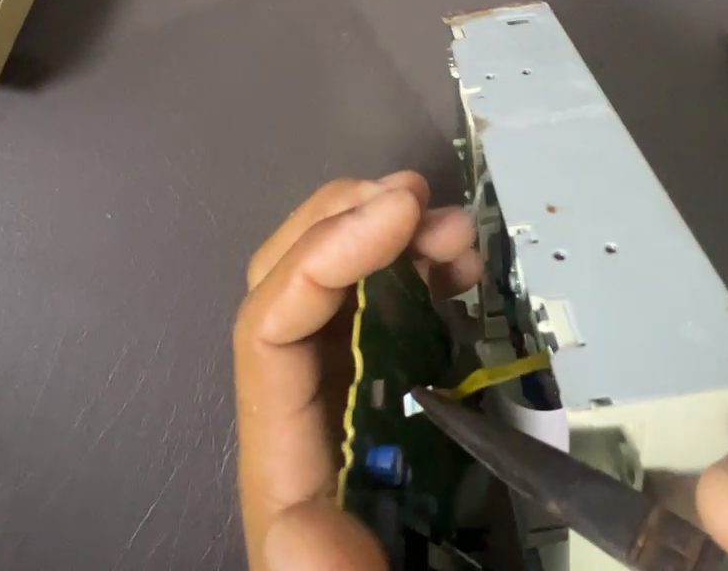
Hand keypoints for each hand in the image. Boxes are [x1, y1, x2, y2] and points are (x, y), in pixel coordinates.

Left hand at [234, 173, 481, 570]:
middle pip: (287, 290)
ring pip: (335, 288)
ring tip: (452, 230)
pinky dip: (416, 270)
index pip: (270, 337)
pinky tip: (457, 266)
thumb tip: (296, 526)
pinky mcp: (387, 400)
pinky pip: (385, 312)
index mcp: (289, 471)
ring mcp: (345, 401)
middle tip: (419, 200)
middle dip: (345, 226)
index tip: (404, 215)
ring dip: (385, 236)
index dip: (325, 258)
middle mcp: (305, 420)